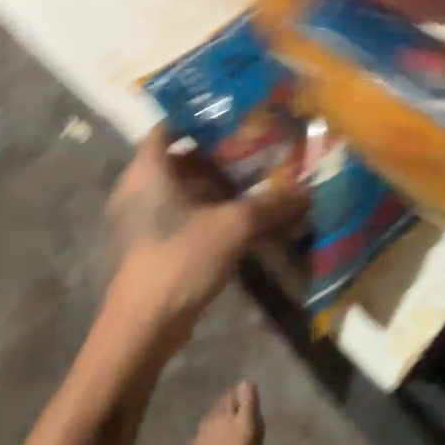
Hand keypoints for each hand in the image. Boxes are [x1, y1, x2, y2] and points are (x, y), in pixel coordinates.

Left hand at [102, 129, 307, 342]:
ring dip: (212, 188)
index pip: (168, 126)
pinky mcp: (146, 247)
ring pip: (178, 190)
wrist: (143, 326)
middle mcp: (136, 188)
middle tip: (252, 152)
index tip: (233, 118)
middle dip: (215, 156)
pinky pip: (177, 216)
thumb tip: (308, 190)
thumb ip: (271, 204)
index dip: (199, 119)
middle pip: (177, 159)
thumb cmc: (181, 258)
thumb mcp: (234, 226)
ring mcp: (138, 220)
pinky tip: (236, 222)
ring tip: (251, 185)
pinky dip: (204, 213)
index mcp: (147, 169)